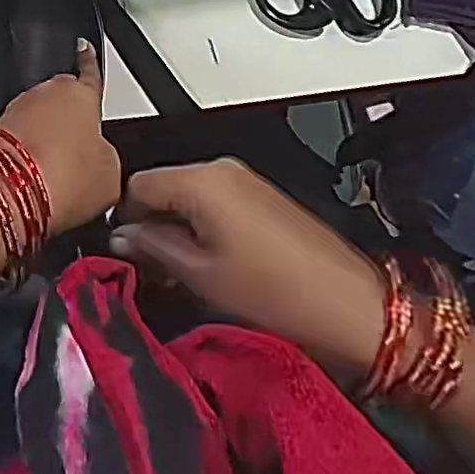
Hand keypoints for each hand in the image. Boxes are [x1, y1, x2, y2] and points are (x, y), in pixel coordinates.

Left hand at [0, 40, 120, 233]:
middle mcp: (46, 93)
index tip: (86, 49)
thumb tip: (99, 160)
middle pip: (63, 99)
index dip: (90, 62)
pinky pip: (19, 133)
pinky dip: (26, 148)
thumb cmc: (61, 176)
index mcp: (80, 94)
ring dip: (46, 136)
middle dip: (68, 118)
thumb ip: (108, 155)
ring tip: (54, 172)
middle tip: (76, 153)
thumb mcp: (111, 175)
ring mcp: (19, 108)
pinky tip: (34, 172)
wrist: (12, 191)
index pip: (90, 71)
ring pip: (39, 117)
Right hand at [112, 159, 385, 371]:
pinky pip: (211, 197)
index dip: (125, 216)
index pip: (137, 183)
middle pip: (161, 184)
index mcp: (200, 180)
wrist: (350, 305)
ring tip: (182, 267)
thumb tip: (123, 237)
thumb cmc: (279, 291)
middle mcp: (220, 168)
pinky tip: (209, 258)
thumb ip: (152, 246)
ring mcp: (242, 178)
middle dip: (151, 220)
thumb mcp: (199, 274)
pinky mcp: (258, 193)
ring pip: (185, 191)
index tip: (126, 247)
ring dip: (175, 223)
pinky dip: (200, 222)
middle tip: (150, 263)